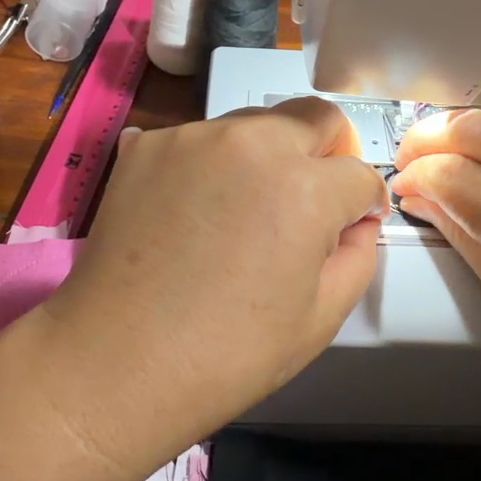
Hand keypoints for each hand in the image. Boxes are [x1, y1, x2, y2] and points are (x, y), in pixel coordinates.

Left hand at [34, 96, 386, 459]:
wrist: (114, 363)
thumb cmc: (226, 355)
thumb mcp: (319, 319)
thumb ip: (357, 254)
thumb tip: (356, 220)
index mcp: (304, 188)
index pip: (359, 173)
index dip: (365, 202)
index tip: (354, 221)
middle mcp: (252, 143)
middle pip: (313, 117)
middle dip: (326, 152)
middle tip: (309, 201)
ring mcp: (194, 138)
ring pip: (254, 124)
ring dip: (267, 155)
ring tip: (242, 212)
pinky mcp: (148, 144)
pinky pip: (200, 140)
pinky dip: (212, 166)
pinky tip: (194, 213)